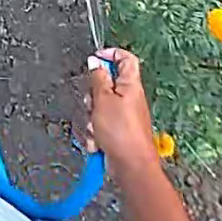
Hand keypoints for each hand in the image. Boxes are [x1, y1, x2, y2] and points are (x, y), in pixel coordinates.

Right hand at [83, 47, 159, 181]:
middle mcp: (127, 98)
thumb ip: (97, 78)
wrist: (130, 166)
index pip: (125, 58)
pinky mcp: (115, 131)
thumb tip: (95, 62)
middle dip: (92, 94)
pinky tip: (97, 141)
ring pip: (97, 106)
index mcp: (130, 84)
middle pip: (104, 84)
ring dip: (90, 117)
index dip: (110, 54)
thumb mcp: (103, 99)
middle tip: (93, 103)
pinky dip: (93, 132)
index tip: (95, 59)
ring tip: (96, 127)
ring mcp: (121, 115)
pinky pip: (97, 124)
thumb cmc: (121, 133)